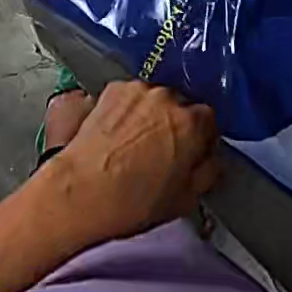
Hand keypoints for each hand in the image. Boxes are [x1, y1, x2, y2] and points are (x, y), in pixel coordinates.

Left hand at [47, 81, 220, 243]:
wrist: (79, 193)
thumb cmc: (131, 203)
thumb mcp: (184, 201)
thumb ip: (208, 173)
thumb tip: (211, 160)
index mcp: (193, 124)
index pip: (209, 120)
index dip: (200, 137)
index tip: (191, 151)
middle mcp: (170, 98)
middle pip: (181, 106)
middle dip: (175, 124)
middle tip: (160, 149)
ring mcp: (141, 89)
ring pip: (155, 99)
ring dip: (151, 114)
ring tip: (133, 142)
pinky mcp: (115, 88)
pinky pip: (130, 95)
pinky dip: (128, 108)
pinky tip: (116, 132)